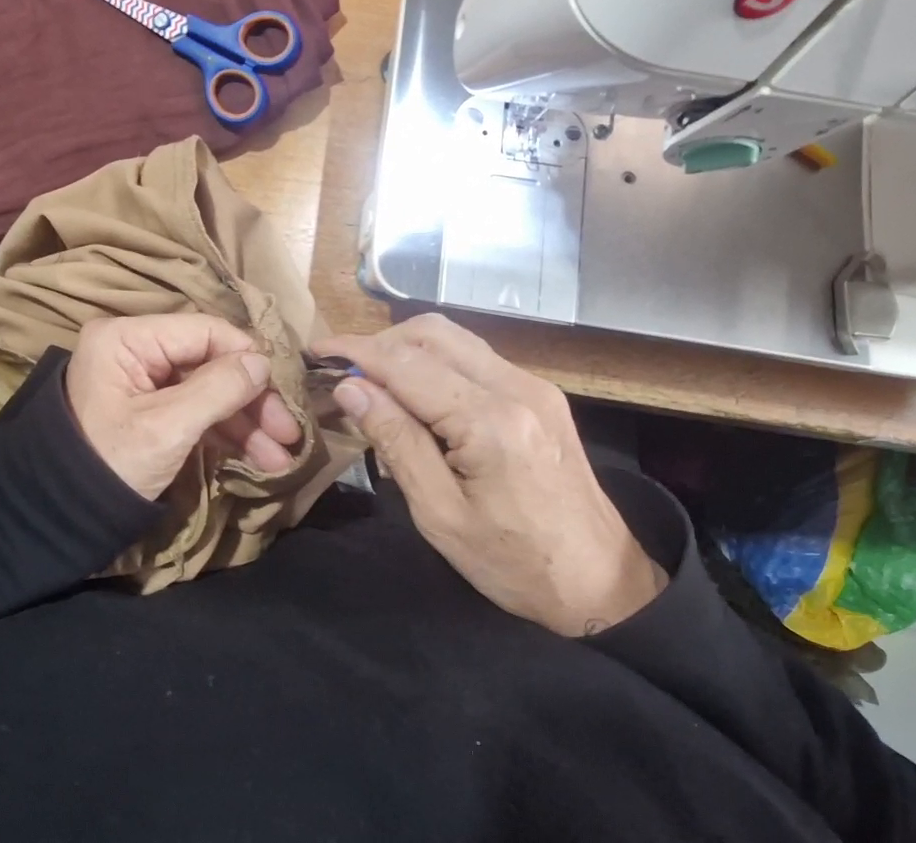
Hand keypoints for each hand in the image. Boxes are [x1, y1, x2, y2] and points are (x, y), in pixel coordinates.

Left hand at [65, 314, 300, 499]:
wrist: (63, 519)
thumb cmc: (111, 464)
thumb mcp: (167, 428)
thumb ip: (218, 389)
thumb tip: (263, 361)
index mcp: (127, 338)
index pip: (205, 331)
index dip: (248, 357)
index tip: (283, 390)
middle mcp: (135, 350)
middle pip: (211, 363)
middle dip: (252, 400)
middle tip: (289, 434)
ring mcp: (143, 383)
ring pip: (209, 392)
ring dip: (246, 424)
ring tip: (281, 460)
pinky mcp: (151, 413)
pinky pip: (197, 413)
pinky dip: (227, 434)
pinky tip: (258, 459)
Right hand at [311, 314, 663, 635]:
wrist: (601, 583)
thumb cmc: (513, 563)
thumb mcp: (440, 514)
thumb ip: (395, 442)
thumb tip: (350, 388)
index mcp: (491, 421)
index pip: (406, 363)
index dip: (354, 352)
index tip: (314, 353)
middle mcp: (517, 387)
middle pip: (432, 333)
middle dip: (379, 344)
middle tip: (342, 374)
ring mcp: (534, 387)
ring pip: (455, 339)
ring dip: (406, 351)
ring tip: (372, 387)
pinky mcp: (540, 396)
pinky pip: (475, 360)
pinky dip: (435, 367)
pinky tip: (416, 403)